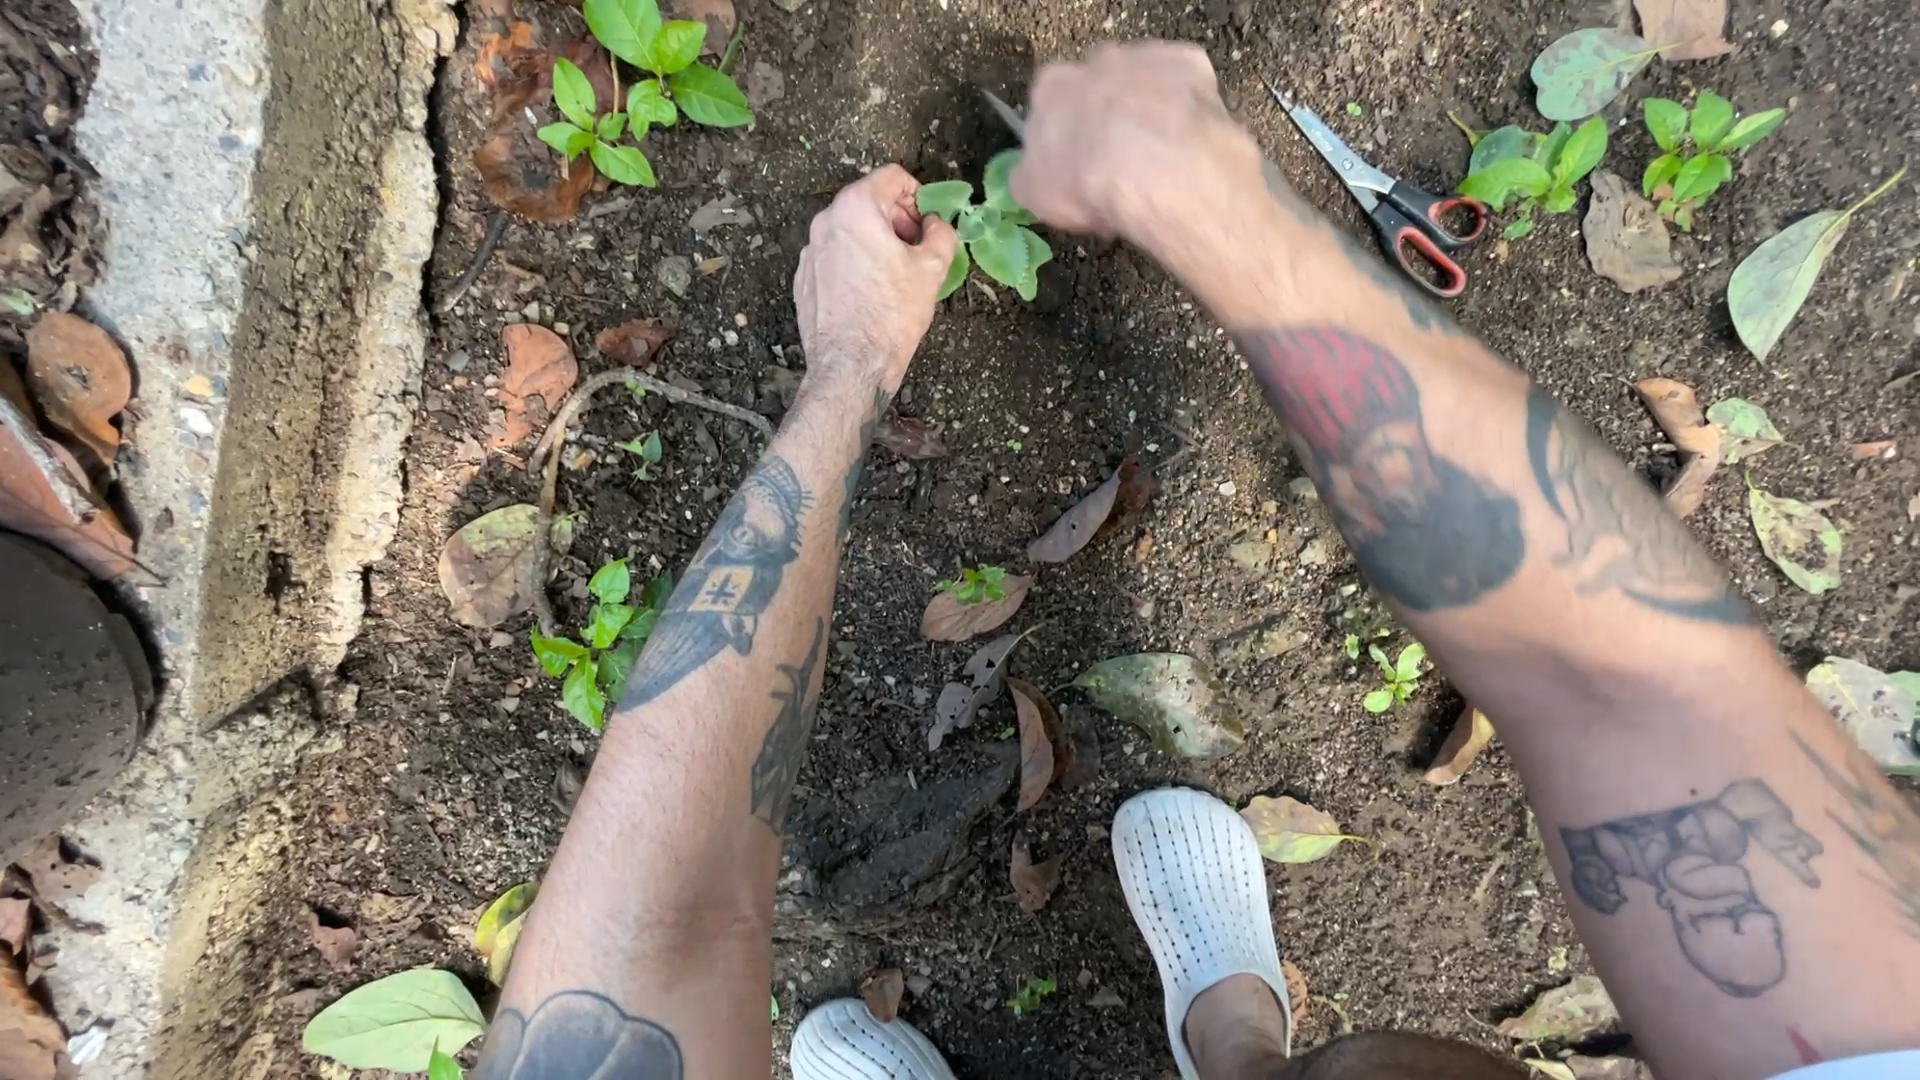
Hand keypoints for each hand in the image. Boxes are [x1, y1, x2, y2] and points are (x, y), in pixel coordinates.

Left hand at [792, 165, 957, 405]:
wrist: (852, 366)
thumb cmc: (891, 316)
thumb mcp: (932, 270)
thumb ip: (941, 234)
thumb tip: (937, 225)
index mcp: (855, 208)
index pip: (891, 177)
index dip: (918, 195)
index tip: (929, 222)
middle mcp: (825, 222)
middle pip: (868, 203)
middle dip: (897, 221)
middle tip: (917, 251)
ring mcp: (810, 253)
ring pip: (850, 233)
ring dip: (876, 244)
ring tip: (895, 277)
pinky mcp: (804, 280)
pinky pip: (835, 260)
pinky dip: (855, 265)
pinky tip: (870, 295)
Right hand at [1010, 41, 1265, 252]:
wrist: (1152, 168)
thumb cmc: (1083, 181)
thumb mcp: (1032, 195)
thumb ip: (1027, 177)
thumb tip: (1030, 175)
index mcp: (1050, 88)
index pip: (1047, 111)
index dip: (1060, 148)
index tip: (1072, 179)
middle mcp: (1095, 61)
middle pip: (1096, 97)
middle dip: (1103, 132)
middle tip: (1113, 179)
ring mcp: (1144, 57)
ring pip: (1141, 91)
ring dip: (1143, 123)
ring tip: (1151, 174)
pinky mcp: (1188, 64)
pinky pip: (1183, 89)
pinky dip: (1181, 115)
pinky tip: (1181, 150)